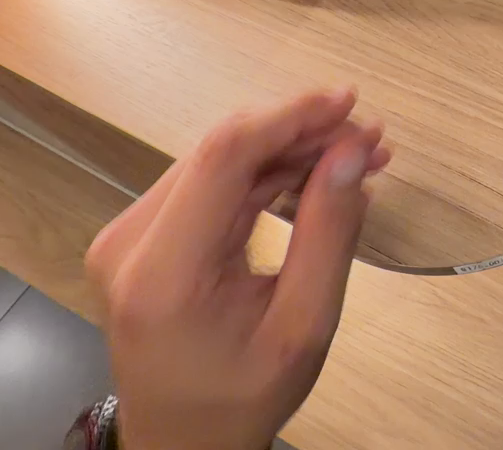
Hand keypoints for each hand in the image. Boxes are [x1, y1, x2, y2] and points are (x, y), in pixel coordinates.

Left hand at [85, 88, 391, 449]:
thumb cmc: (244, 398)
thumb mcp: (305, 325)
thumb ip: (329, 233)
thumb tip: (353, 149)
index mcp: (162, 271)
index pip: (225, 156)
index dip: (291, 116)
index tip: (352, 102)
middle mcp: (131, 240)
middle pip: (225, 149)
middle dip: (305, 132)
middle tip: (372, 141)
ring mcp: (132, 235)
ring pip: (225, 157)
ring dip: (294, 149)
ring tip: (359, 157)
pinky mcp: (146, 234)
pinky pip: (217, 180)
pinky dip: (272, 171)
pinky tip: (320, 176)